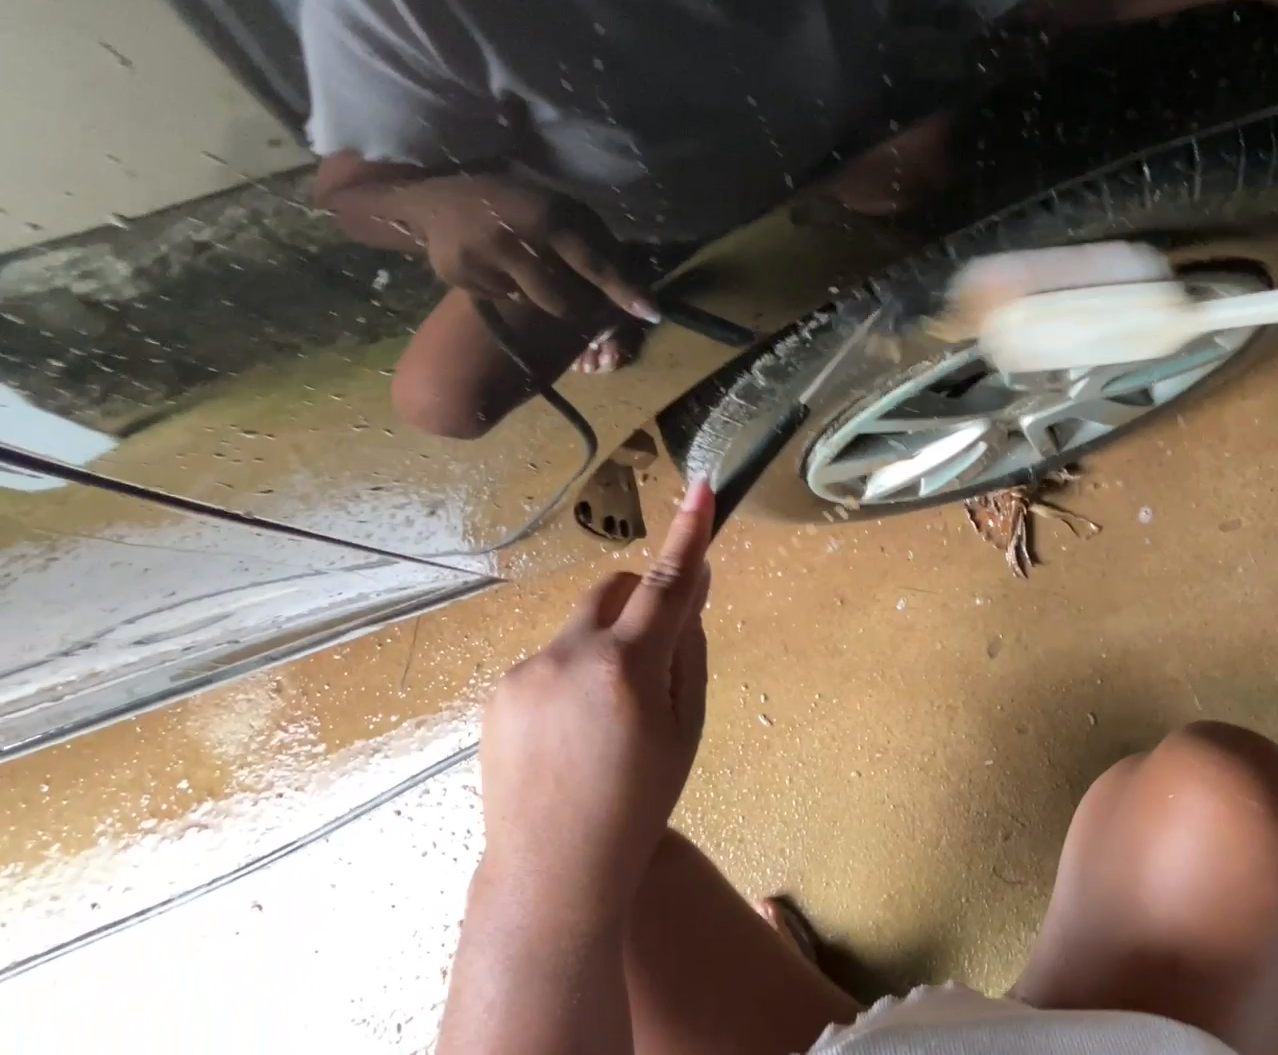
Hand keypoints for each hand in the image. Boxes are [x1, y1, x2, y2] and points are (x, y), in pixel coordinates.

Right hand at [396, 173, 659, 321]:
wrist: (436, 197)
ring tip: (546, 276)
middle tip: (596, 305)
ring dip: (556, 303)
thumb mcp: (562, 210)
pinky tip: (508, 270)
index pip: (594, 264)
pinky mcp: (461, 278)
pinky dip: (520, 294)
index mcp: (546, 215)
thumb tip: (638, 290)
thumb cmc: (517, 202)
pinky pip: (508, 302)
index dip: (624, 291)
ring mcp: (483, 261)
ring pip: (540, 306)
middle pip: (569, 301)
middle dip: (589, 309)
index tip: (652, 313)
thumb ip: (600, 247)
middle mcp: (514, 239)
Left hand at [476, 479, 713, 916]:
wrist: (553, 870)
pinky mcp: (497, 690)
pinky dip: (574, 672)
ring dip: (607, 645)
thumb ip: (690, 649)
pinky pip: (550, 657)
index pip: (668, 583)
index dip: (691, 533)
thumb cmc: (641, 801)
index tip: (701, 486)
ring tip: (608, 717)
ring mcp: (525, 671)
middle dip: (643, 599)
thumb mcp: (687, 727)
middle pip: (616, 588)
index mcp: (627, 667)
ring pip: (583, 627)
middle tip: (659, 652)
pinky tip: (573, 732)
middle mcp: (570, 655)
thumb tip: (693, 587)